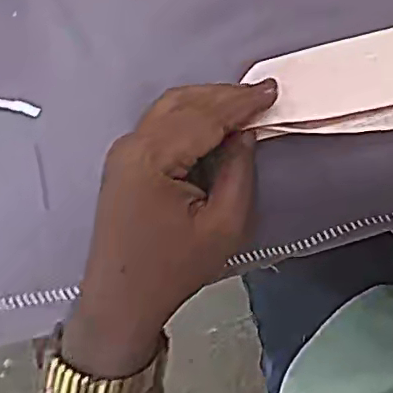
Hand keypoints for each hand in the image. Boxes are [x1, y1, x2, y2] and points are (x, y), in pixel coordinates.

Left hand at [64, 81, 277, 375]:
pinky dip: (193, 112)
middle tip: (263, 93)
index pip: (205, 117)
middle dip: (226, 95)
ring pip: (172, 106)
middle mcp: (133, 145)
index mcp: (152, 159)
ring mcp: (124, 150)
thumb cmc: (173, 268)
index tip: (272, 90)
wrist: (120, 302)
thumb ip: (238, 171)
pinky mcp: (126, 160)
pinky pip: (163, 121)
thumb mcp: (224, 225)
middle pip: (185, 102)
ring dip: (209, 100)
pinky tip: (215, 118)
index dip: (241, 102)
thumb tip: (244, 133)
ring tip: (245, 102)